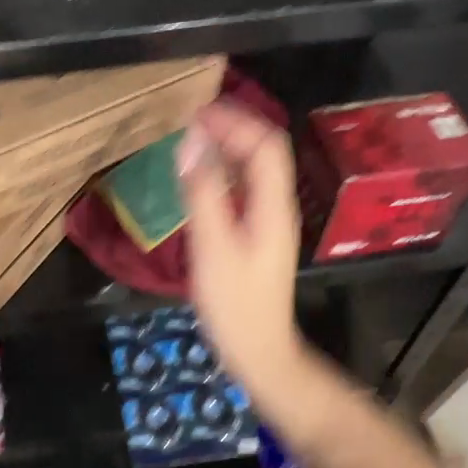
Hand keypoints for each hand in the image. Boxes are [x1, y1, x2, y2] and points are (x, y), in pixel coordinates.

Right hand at [176, 102, 306, 386]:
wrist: (261, 354)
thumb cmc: (236, 305)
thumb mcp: (213, 247)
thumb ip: (202, 193)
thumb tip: (191, 143)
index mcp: (272, 205)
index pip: (265, 144)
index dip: (235, 121)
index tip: (196, 113)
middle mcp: (276, 205)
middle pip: (263, 151)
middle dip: (231, 127)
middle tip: (190, 119)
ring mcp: (269, 220)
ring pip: (254, 168)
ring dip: (228, 146)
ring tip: (192, 138)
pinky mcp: (257, 233)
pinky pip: (245, 186)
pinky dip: (224, 170)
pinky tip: (199, 176)